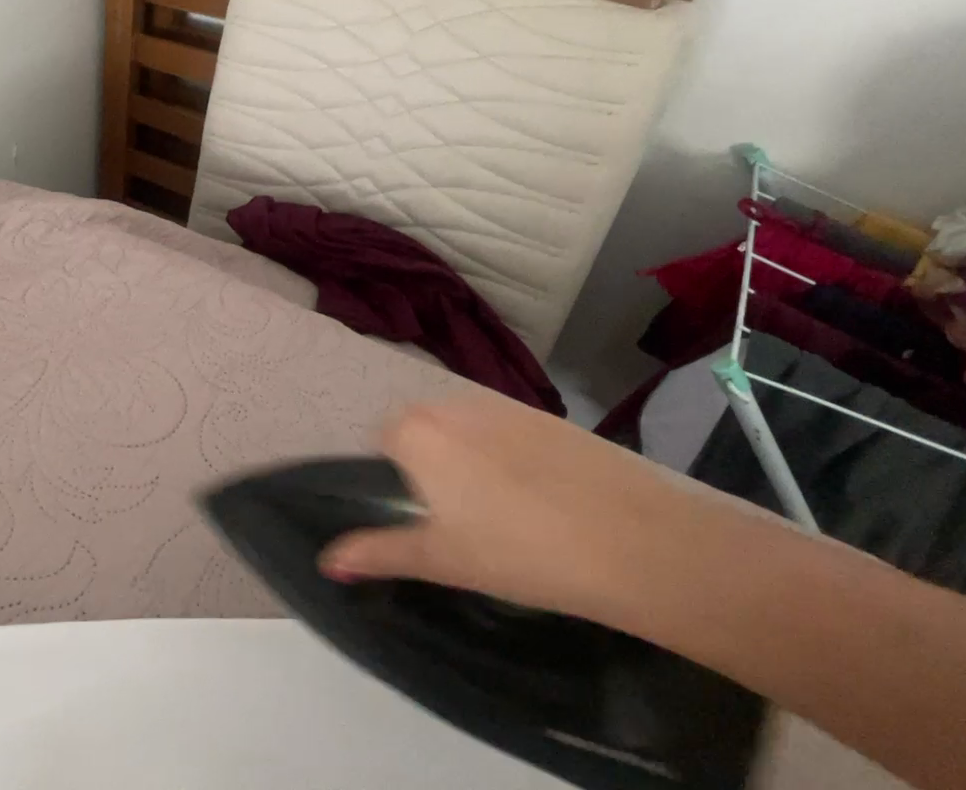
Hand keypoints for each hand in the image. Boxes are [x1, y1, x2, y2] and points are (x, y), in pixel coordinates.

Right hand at [317, 389, 781, 625]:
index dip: (395, 483)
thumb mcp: (440, 560)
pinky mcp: (548, 415)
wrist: (639, 543)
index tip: (422, 521)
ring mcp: (504, 405)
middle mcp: (451, 404)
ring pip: (466, 432)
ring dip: (470, 462)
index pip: (380, 443)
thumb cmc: (519, 552)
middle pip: (422, 432)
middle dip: (430, 469)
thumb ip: (376, 553)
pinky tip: (543, 501)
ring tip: (507, 515)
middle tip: (462, 523)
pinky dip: (511, 459)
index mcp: (416, 431)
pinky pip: (507, 433)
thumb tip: (326, 561)